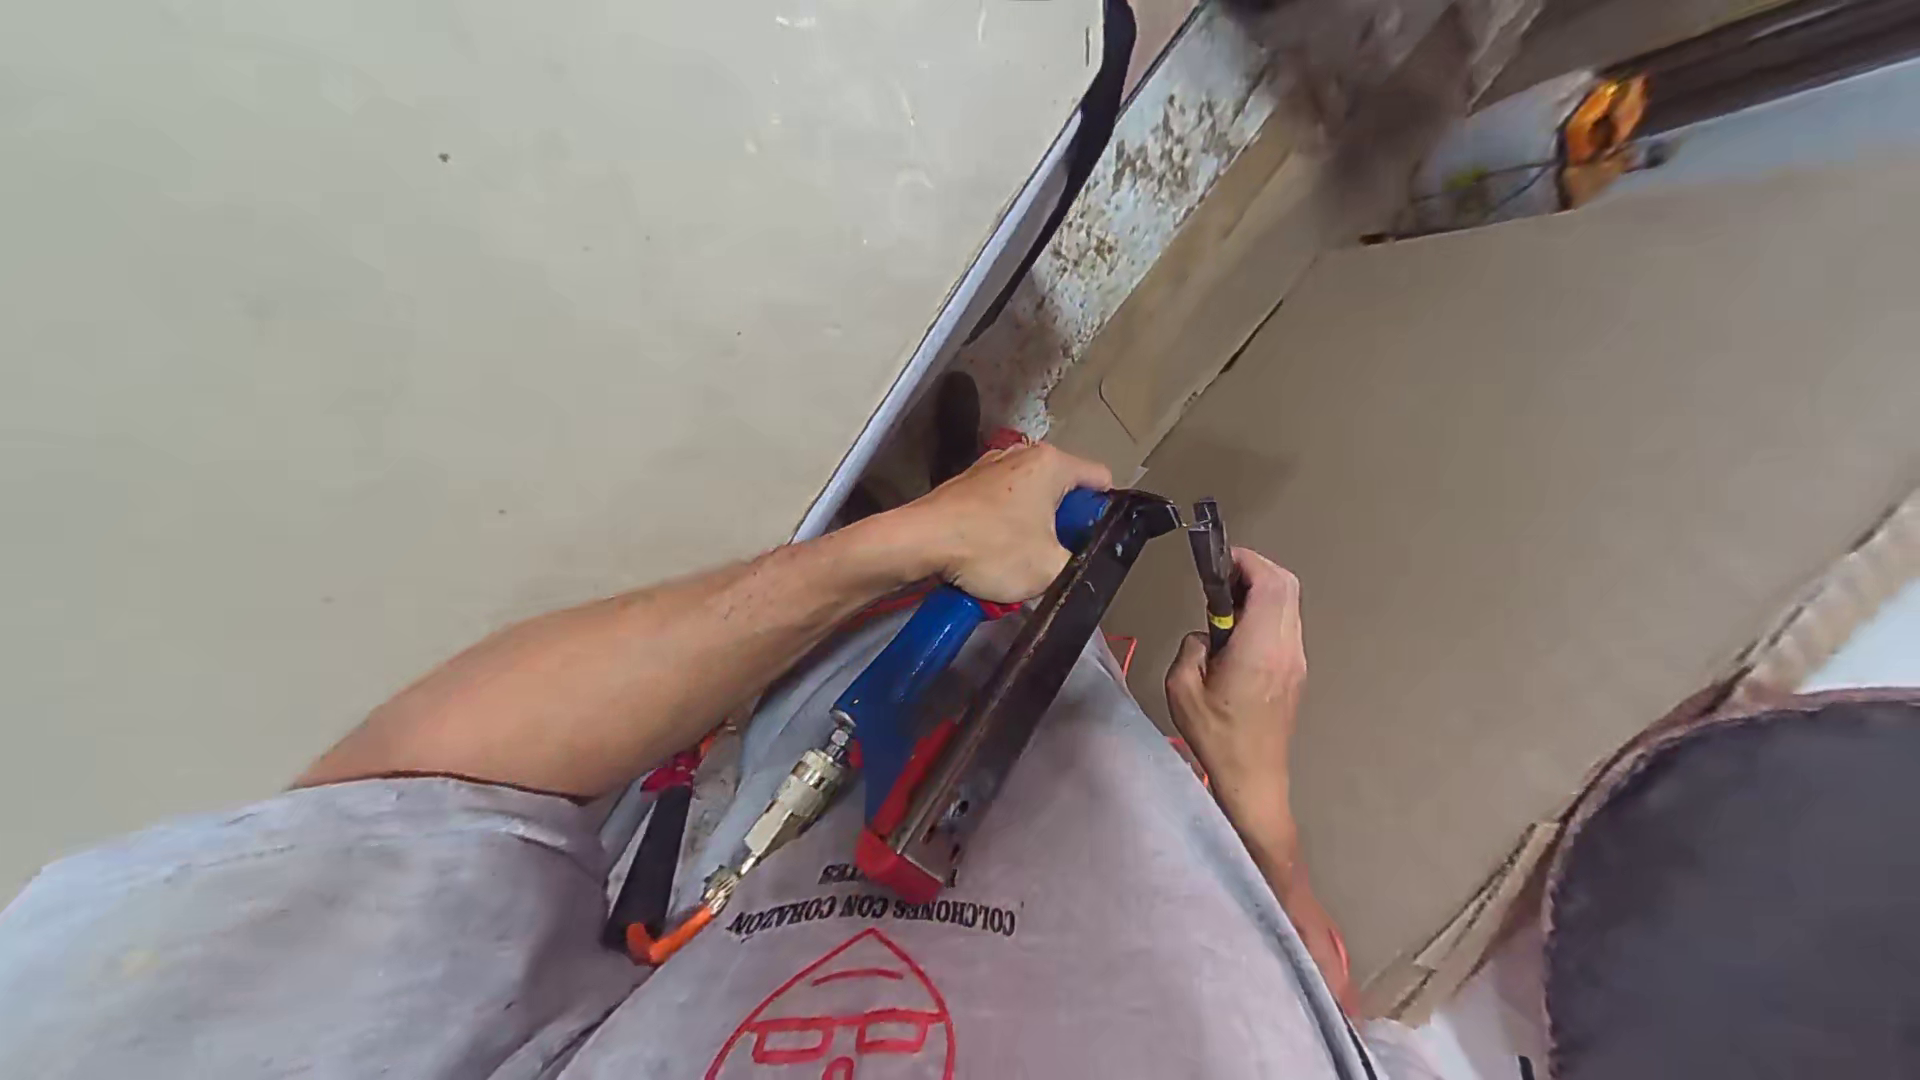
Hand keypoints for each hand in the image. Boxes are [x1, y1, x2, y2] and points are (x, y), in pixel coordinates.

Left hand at [894, 442, 1111, 603]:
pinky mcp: (966, 487)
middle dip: (1064, 527)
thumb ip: (1080, 564)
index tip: (1095, 541)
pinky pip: (1001, 509)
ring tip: (1021, 564)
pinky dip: (1003, 532)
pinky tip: (992, 557)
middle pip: (1063, 492)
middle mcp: (1021, 456)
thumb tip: (1077, 564)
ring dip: (1032, 533)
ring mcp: (989, 469)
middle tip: (1058, 558)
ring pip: (1030, 503)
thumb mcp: (1052, 568)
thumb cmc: (987, 547)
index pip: (1101, 480)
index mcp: (1051, 463)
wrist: (919, 543)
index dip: (1106, 514)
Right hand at [1164, 548, 1305, 839]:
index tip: (1218, 562)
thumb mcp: (1181, 686)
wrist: (1253, 778)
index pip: (1270, 584)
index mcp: (1259, 649)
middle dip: (1255, 568)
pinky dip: (1266, 610)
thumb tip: (1208, 633)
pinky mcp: (1296, 670)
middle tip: (1220, 577)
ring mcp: (1297, 659)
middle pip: (1287, 586)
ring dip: (1261, 589)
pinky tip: (1238, 630)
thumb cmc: (1216, 735)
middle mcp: (1286, 648)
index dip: (1246, 561)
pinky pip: (1286, 623)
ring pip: (1290, 603)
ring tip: (1225, 604)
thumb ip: (1192, 645)